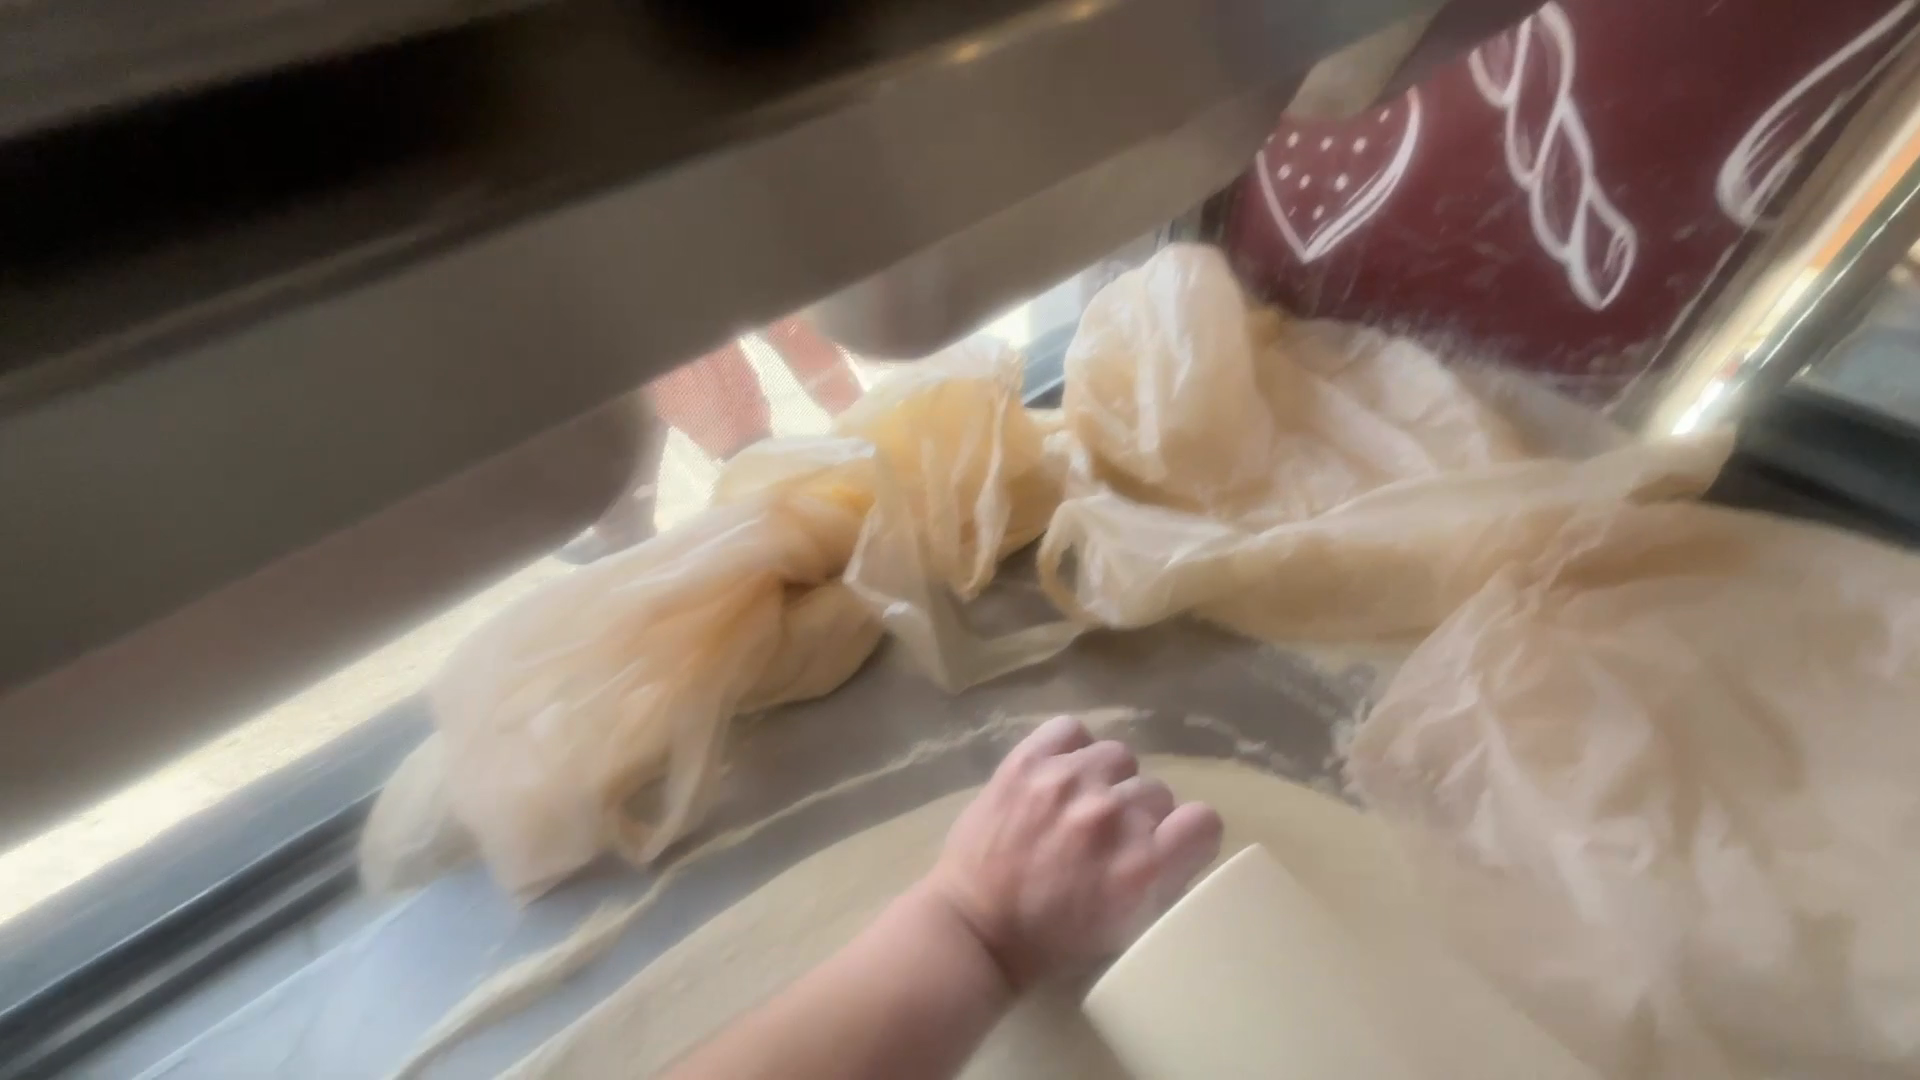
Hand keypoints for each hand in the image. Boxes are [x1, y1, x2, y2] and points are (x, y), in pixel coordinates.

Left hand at [921, 716, 1223, 989]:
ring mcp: (1069, 780)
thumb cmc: (1050, 939)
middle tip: (1106, 835)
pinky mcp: (1028, 761)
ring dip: (1106, 778)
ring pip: (1118, 756)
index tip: (1168, 842)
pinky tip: (1058, 770)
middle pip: (1157, 791)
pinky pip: (1070, 729)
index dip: (1188, 833)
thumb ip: (1159, 875)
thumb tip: (1174, 837)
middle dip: (1139, 813)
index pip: (1204, 821)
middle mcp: (1113, 815)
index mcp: (1144, 866)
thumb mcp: (1126, 924)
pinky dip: (1070, 746)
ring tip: (1078, 800)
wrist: (974, 927)